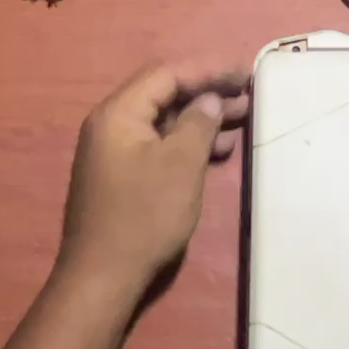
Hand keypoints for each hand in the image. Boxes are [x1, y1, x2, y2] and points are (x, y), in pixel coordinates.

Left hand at [56, 63, 249, 294]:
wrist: (101, 278)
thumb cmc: (144, 215)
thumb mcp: (181, 164)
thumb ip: (198, 123)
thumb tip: (209, 99)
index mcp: (118, 113)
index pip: (166, 74)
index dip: (208, 69)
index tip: (242, 72)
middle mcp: (111, 124)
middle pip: (164, 93)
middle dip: (207, 91)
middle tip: (246, 93)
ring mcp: (114, 150)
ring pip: (164, 120)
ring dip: (201, 117)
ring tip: (241, 117)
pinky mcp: (122, 174)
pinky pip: (158, 143)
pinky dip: (187, 142)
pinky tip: (217, 150)